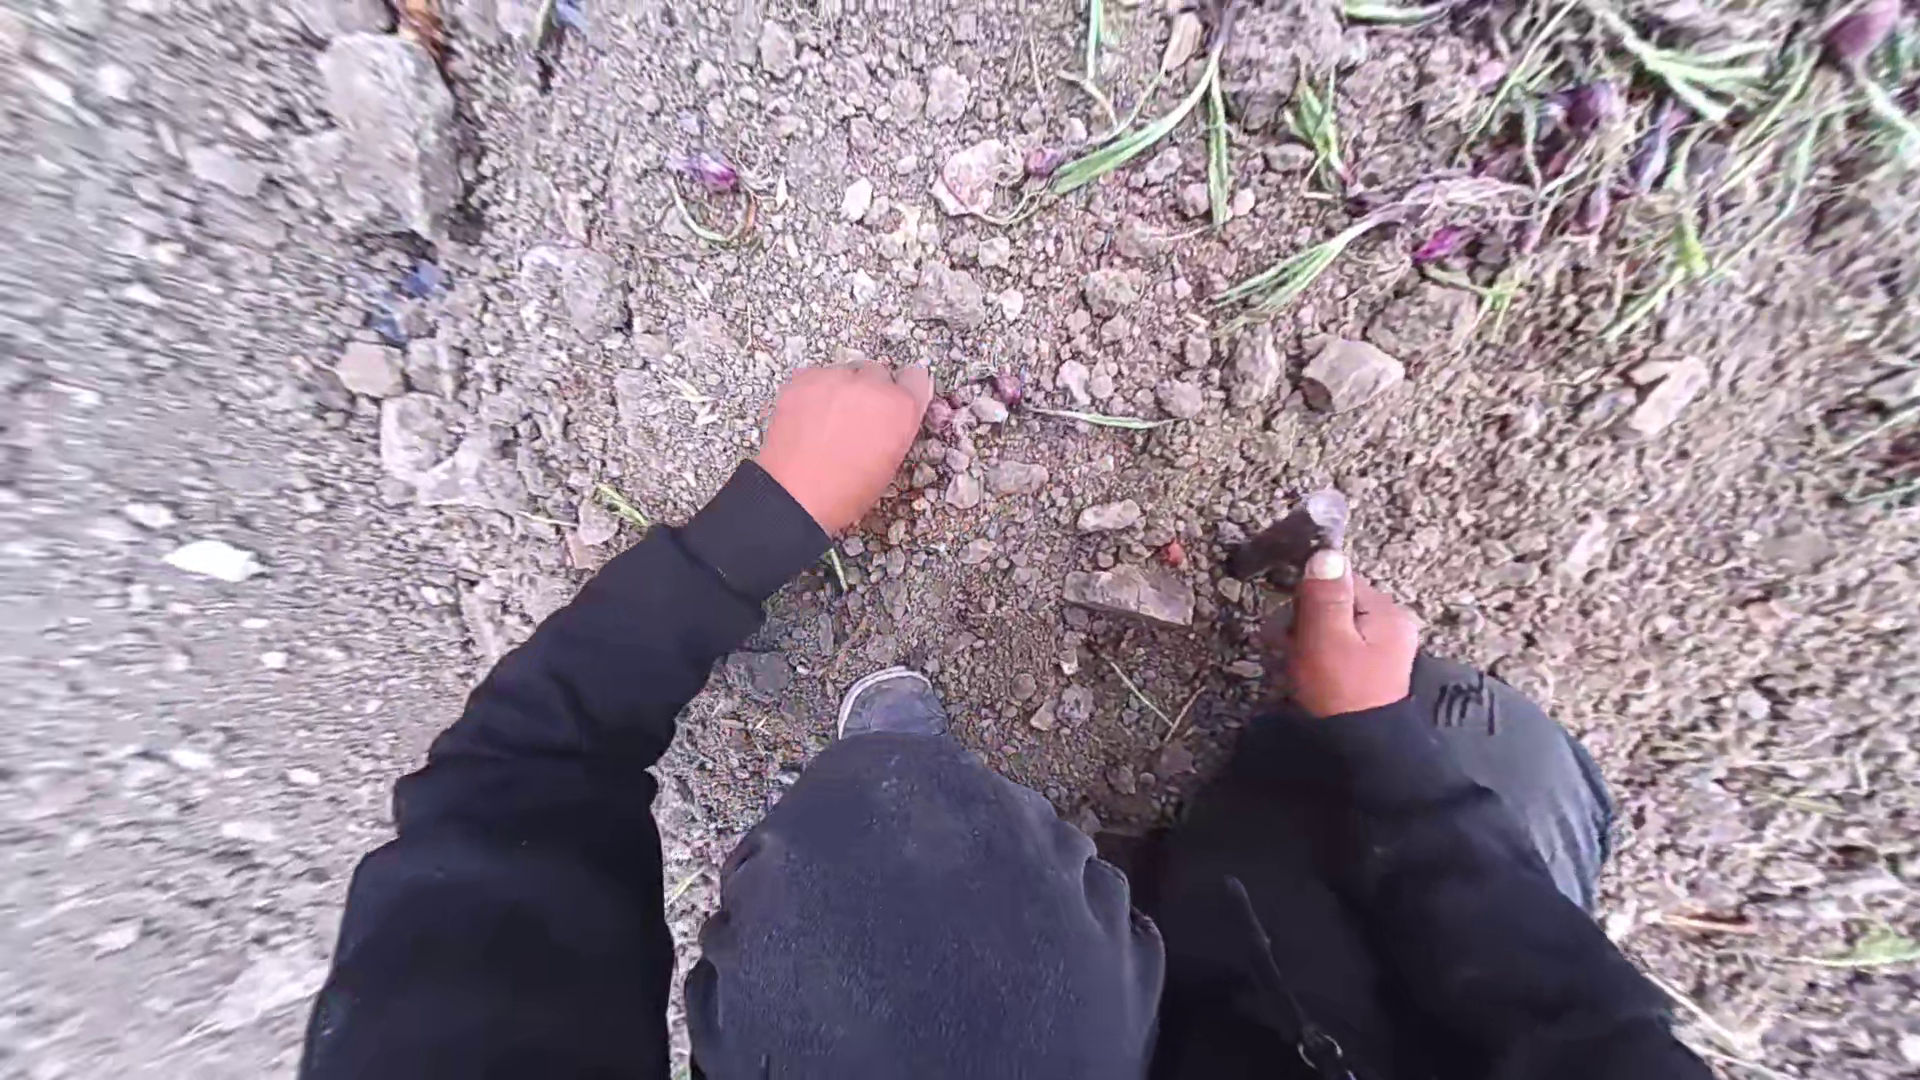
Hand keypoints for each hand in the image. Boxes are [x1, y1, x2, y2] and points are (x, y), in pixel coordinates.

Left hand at [756, 361, 933, 532]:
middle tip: (857, 419)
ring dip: (842, 390)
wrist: (797, 496)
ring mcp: (836, 379)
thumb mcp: (890, 463)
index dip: (905, 392)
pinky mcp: (804, 379)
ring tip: (829, 421)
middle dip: (871, 392)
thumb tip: (893, 414)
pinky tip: (810, 418)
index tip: (895, 401)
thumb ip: (897, 427)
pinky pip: (817, 376)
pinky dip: (815, 392)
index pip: (916, 379)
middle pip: (878, 373)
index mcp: (901, 409)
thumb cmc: (846, 491)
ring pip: (846, 371)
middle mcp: (872, 386)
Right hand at [1284, 549, 1420, 717]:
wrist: (1356, 747)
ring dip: (1303, 634)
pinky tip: (1300, 666)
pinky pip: (1333, 642)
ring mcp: (1379, 646)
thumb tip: (1326, 552)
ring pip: (1329, 622)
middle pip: (1333, 600)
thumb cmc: (1339, 689)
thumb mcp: (1325, 637)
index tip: (1290, 617)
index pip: (1339, 580)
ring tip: (1290, 657)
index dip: (1308, 593)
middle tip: (1287, 642)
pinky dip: (1313, 649)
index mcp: (1387, 613)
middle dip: (1302, 616)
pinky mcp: (1366, 665)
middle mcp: (1390, 624)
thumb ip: (1325, 595)